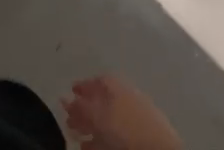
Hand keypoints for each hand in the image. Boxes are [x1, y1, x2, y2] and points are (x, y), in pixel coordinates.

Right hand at [62, 75, 182, 149]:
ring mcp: (139, 114)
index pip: (94, 81)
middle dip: (84, 112)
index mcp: (114, 84)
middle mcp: (126, 94)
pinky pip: (120, 132)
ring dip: (93, 129)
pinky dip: (106, 138)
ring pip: (110, 119)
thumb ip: (78, 107)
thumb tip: (64, 100)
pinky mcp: (146, 133)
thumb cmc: (124, 127)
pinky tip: (95, 147)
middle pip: (101, 100)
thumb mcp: (95, 115)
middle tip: (71, 122)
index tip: (69, 95)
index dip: (81, 88)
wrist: (160, 149)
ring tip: (81, 140)